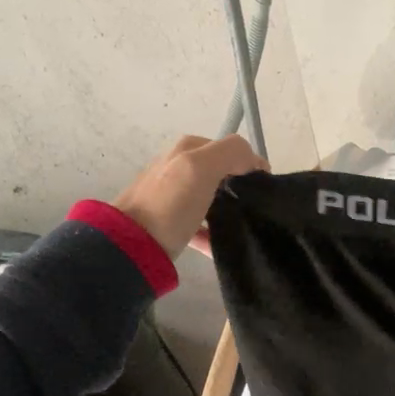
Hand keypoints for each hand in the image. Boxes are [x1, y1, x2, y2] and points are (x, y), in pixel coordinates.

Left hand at [113, 135, 267, 257]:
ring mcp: (173, 196)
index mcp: (186, 150)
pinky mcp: (171, 223)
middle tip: (254, 210)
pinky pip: (201, 226)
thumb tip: (255, 161)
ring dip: (229, 212)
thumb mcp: (200, 167)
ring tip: (243, 228)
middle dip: (240, 190)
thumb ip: (231, 153)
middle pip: (222, 175)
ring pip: (213, 199)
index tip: (263, 190)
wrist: (131, 245)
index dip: (250, 165)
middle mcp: (178, 167)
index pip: (230, 149)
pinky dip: (213, 235)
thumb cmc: (169, 204)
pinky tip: (222, 246)